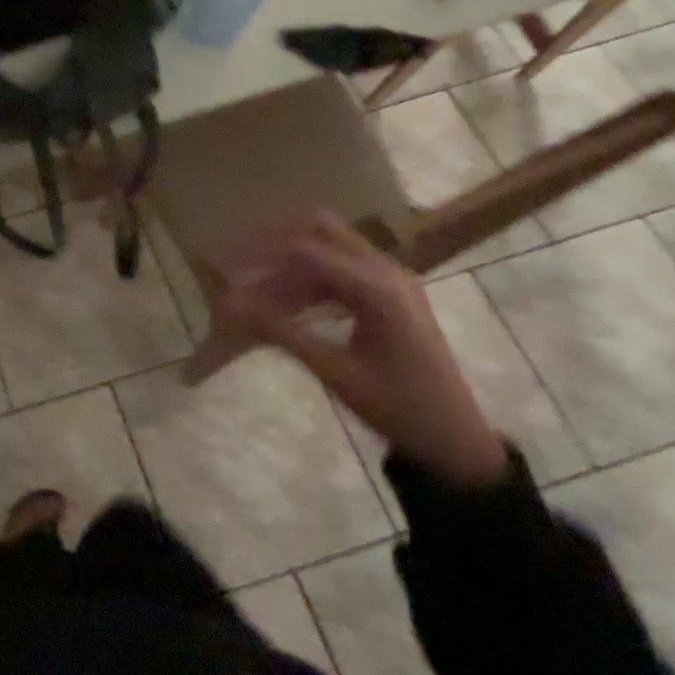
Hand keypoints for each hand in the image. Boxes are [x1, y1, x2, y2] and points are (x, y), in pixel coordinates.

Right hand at [212, 214, 507, 488]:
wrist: (455, 442)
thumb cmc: (398, 410)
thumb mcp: (335, 372)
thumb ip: (280, 332)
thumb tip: (228, 305)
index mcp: (378, 288)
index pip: (306, 249)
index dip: (258, 254)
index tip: (220, 264)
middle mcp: (386, 271)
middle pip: (319, 232)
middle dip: (271, 242)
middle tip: (233, 261)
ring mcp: (390, 280)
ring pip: (327, 250)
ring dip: (287, 265)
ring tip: (248, 289)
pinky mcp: (388, 295)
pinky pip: (339, 272)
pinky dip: (306, 280)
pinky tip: (280, 303)